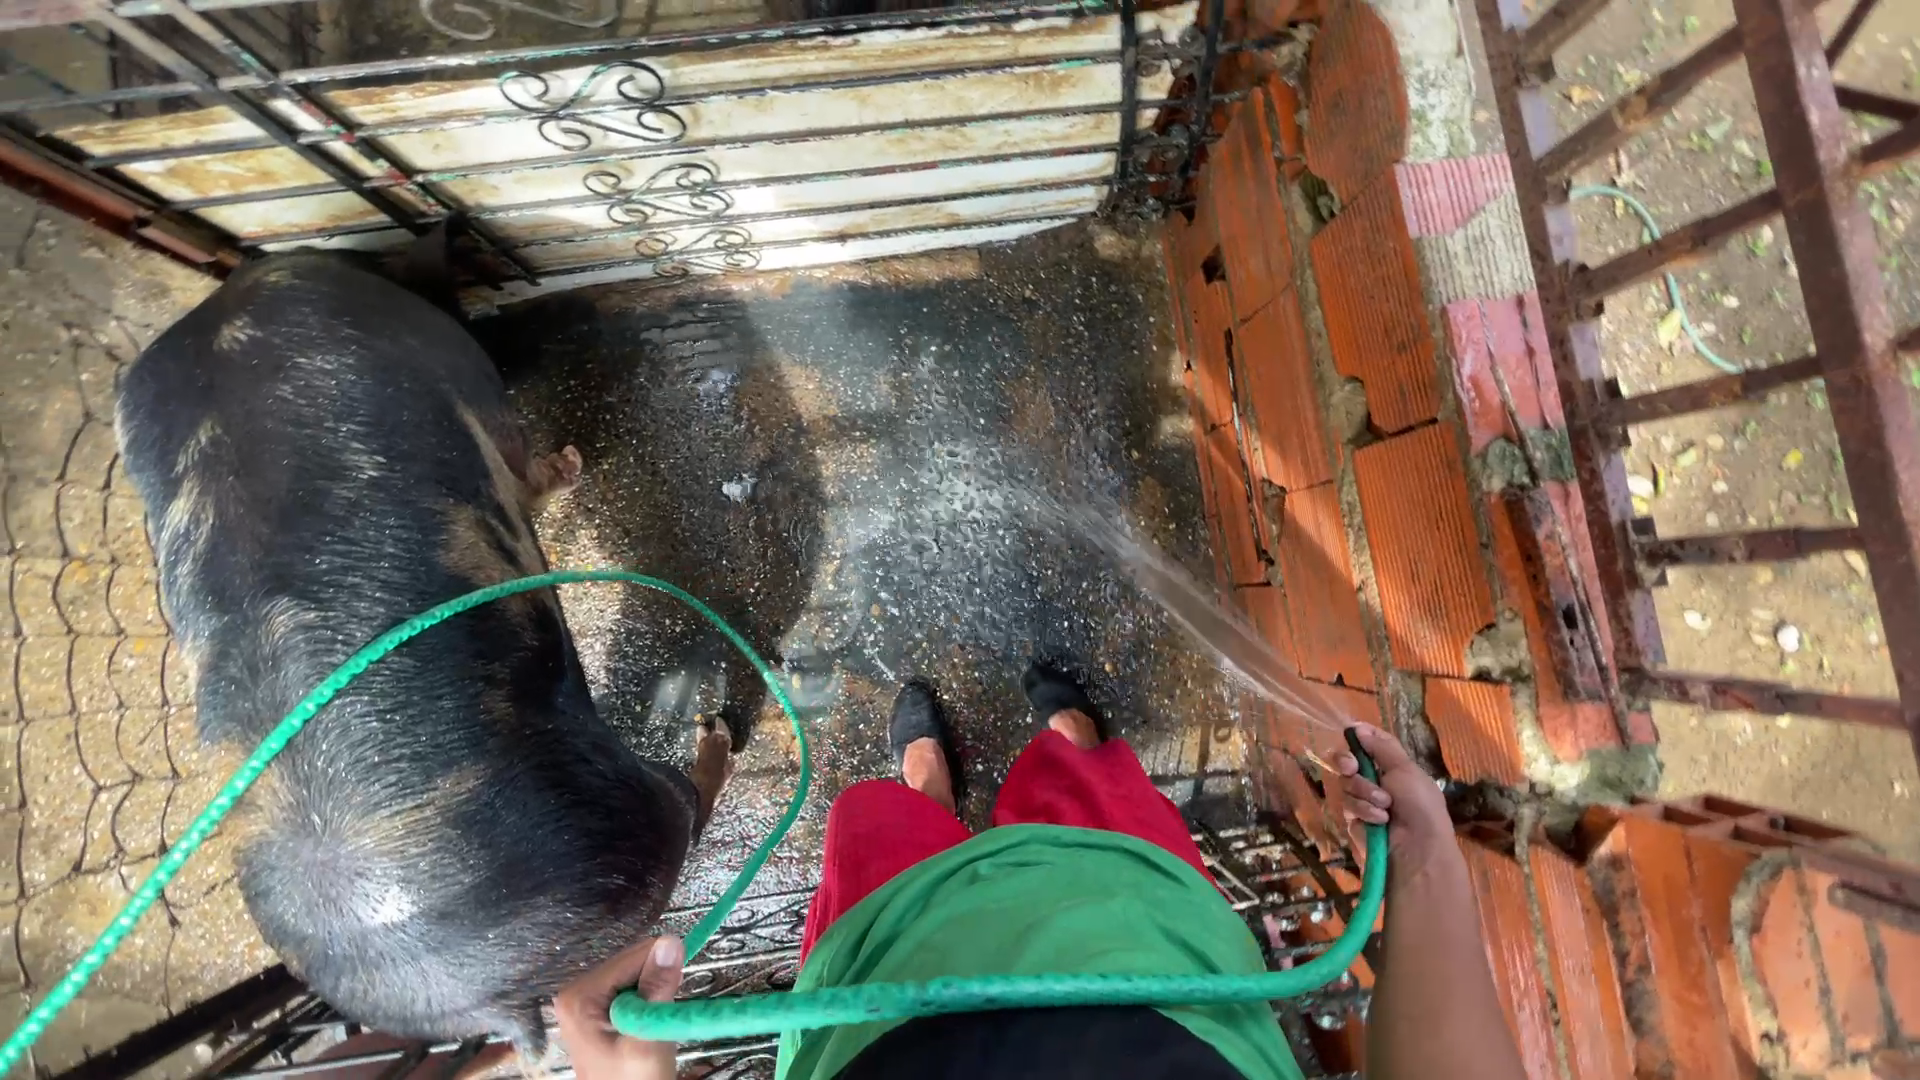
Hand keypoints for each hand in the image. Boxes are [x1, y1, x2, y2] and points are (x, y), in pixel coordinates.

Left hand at [554, 936, 683, 1079]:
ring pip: (639, 971)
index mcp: (580, 995)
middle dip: (656, 983)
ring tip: (651, 1023)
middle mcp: (578, 990)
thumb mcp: (647, 1038)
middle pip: (636, 960)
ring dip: (654, 992)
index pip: (637, 955)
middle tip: (657, 1019)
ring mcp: (587, 998)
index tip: (664, 1005)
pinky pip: (635, 984)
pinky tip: (645, 1023)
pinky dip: (649, 998)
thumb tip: (671, 940)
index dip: (660, 975)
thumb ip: (656, 989)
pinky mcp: (598, 1006)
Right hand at [1332, 724, 1453, 876]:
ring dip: (1364, 792)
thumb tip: (1356, 726)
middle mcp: (1375, 779)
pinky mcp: (1353, 817)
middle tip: (1352, 767)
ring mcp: (1363, 799)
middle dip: (1348, 762)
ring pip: (1346, 782)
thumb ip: (1380, 747)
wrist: (1418, 848)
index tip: (1350, 732)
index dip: (1358, 736)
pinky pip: (1348, 804)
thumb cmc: (1419, 805)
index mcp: (1392, 766)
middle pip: (1347, 759)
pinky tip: (1379, 820)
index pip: (1368, 743)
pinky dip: (1364, 810)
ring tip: (1384, 806)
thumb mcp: (1406, 770)